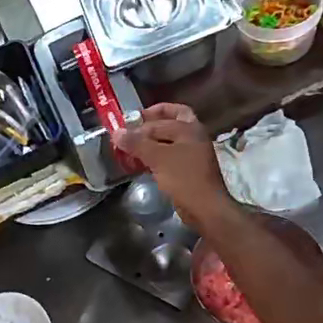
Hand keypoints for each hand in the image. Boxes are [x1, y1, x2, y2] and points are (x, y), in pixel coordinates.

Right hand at [112, 104, 234, 228]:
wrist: (205, 208)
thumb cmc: (184, 178)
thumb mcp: (158, 157)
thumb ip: (137, 143)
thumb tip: (116, 132)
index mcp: (190, 128)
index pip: (165, 114)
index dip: (143, 117)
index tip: (124, 123)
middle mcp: (193, 137)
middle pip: (170, 123)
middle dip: (149, 125)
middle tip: (131, 131)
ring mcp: (191, 155)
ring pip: (168, 142)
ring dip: (150, 143)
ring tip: (130, 149)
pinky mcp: (187, 171)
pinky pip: (168, 158)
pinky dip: (154, 157)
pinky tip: (140, 164)